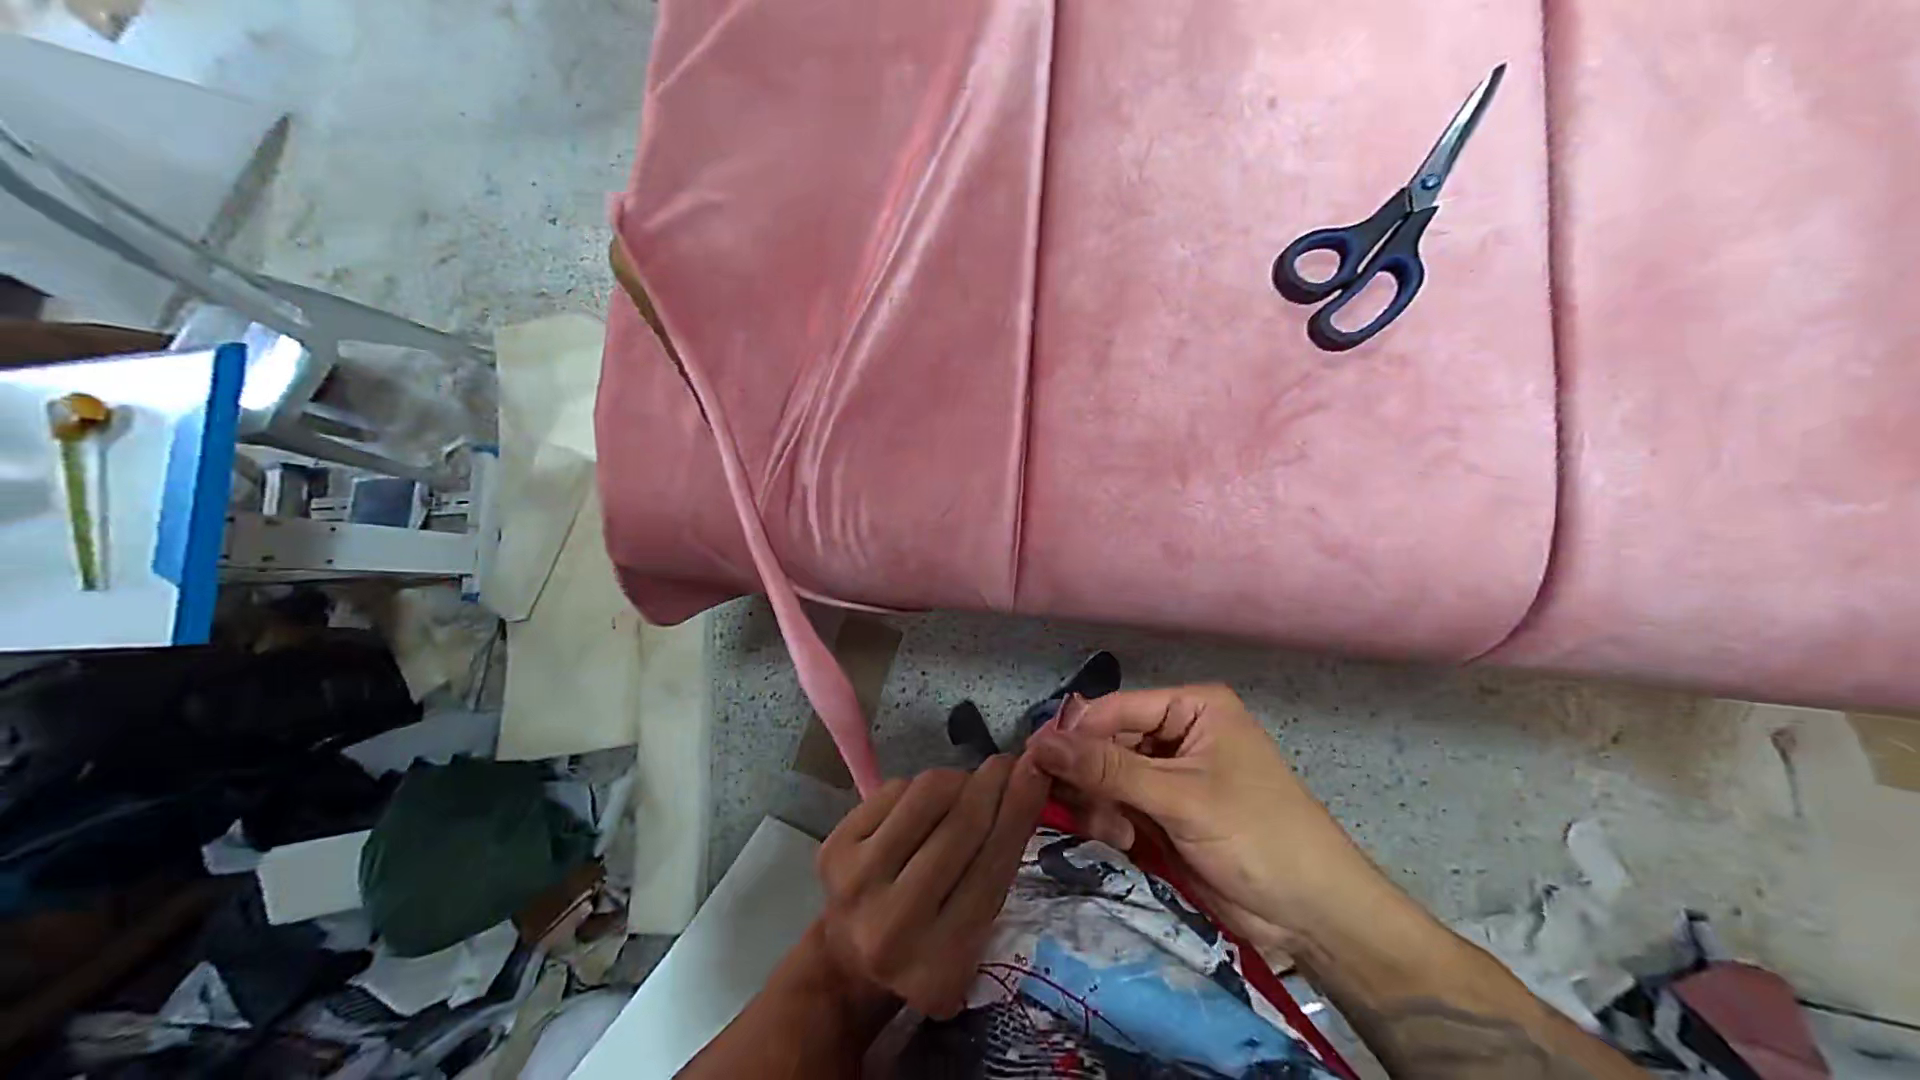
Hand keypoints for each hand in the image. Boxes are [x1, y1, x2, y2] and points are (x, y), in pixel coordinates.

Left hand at [814, 754, 1049, 1018]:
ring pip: (928, 796)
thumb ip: (997, 870)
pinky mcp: (834, 849)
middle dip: (993, 783)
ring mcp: (857, 883)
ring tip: (967, 786)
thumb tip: (1028, 783)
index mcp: (941, 962)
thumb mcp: (970, 932)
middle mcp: (894, 925)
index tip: (1037, 771)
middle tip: (1008, 763)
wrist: (848, 959)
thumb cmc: (926, 944)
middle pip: (962, 825)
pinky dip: (921, 787)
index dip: (1019, 809)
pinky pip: (895, 790)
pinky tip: (927, 800)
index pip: (992, 867)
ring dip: (959, 780)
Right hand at [1027, 684, 1388, 952]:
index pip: (1116, 708)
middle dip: (1089, 775)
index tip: (1034, 761)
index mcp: (1192, 707)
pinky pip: (1119, 803)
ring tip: (1112, 832)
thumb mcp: (1180, 797)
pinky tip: (1122, 840)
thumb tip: (1040, 743)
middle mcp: (1178, 732)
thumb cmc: (1255, 836)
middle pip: (1108, 741)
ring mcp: (1169, 773)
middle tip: (1068, 805)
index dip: (1074, 733)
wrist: (1311, 915)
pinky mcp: (1164, 810)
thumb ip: (1107, 769)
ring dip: (1100, 803)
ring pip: (1107, 775)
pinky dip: (1111, 820)